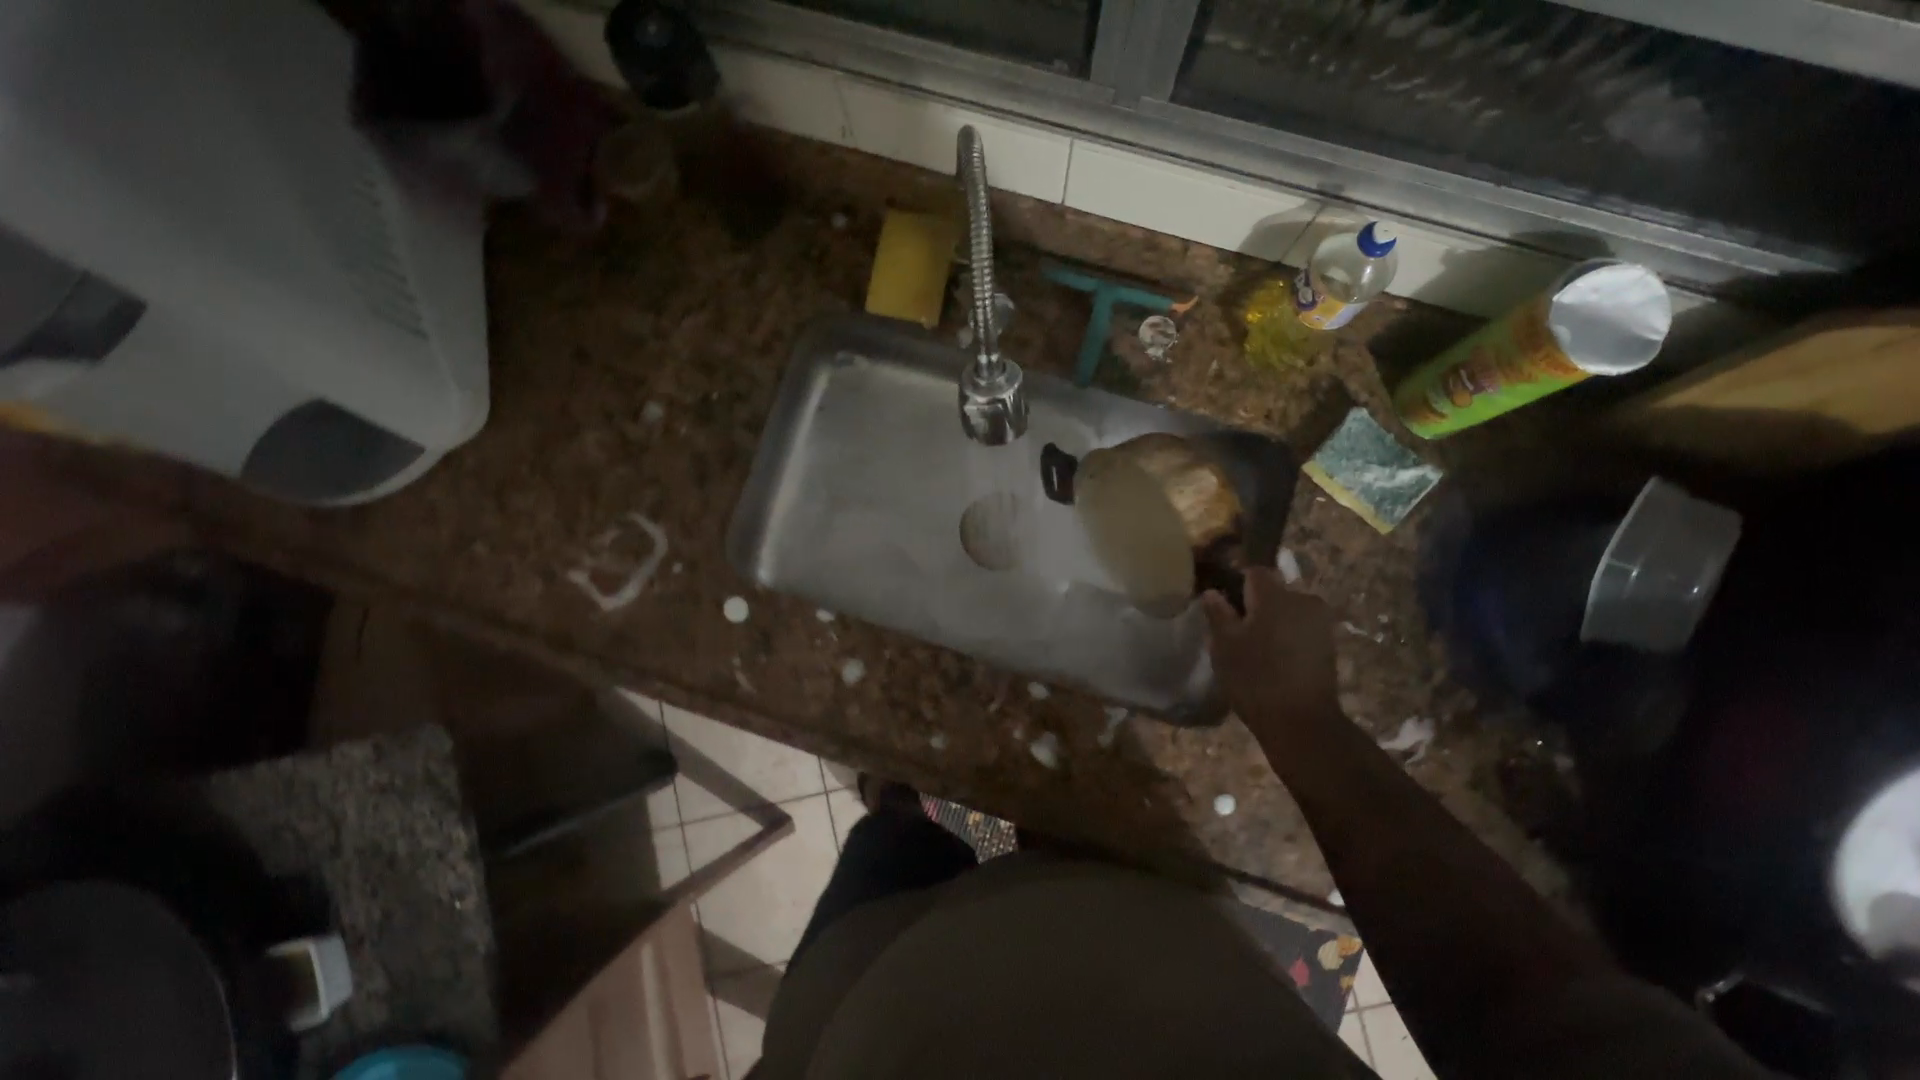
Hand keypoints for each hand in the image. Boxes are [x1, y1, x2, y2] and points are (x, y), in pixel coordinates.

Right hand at [1202, 569, 1340, 739]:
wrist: (1302, 721)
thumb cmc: (1256, 678)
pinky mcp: (1329, 645)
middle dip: (1254, 606)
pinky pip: (1300, 630)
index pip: (1253, 572)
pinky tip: (1273, 661)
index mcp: (1275, 595)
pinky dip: (1286, 638)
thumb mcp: (1225, 646)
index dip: (1234, 584)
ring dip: (1271, 623)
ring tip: (1253, 650)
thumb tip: (1212, 592)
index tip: (1222, 605)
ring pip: (1287, 612)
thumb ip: (1218, 614)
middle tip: (1235, 632)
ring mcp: (1320, 623)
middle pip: (1273, 592)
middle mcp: (1303, 600)